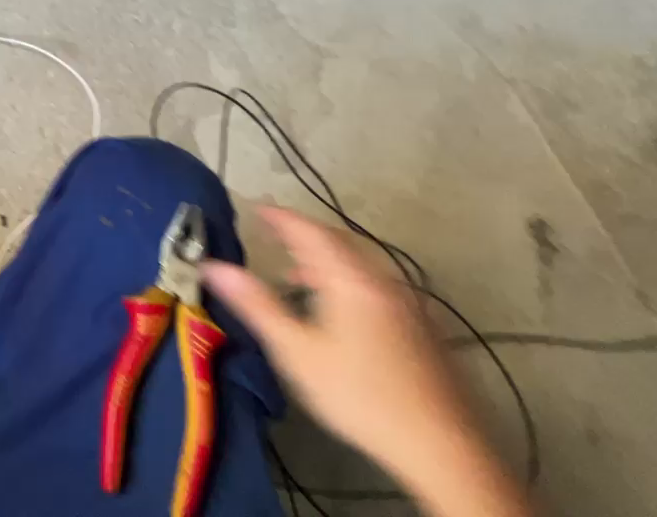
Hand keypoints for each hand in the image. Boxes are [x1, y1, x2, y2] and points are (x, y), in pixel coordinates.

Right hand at [202, 207, 521, 511]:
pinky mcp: (424, 331)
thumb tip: (212, 266)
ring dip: (327, 261)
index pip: (311, 233)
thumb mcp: (296, 350)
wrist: (443, 448)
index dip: (282, 217)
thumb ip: (256, 304)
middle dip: (305, 234)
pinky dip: (350, 282)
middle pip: (341, 244)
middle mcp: (384, 284)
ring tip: (297, 273)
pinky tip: (340, 310)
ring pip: (362, 268)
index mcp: (351, 281)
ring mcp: (409, 307)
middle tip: (275, 232)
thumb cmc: (358, 394)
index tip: (257, 207)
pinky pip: (378, 288)